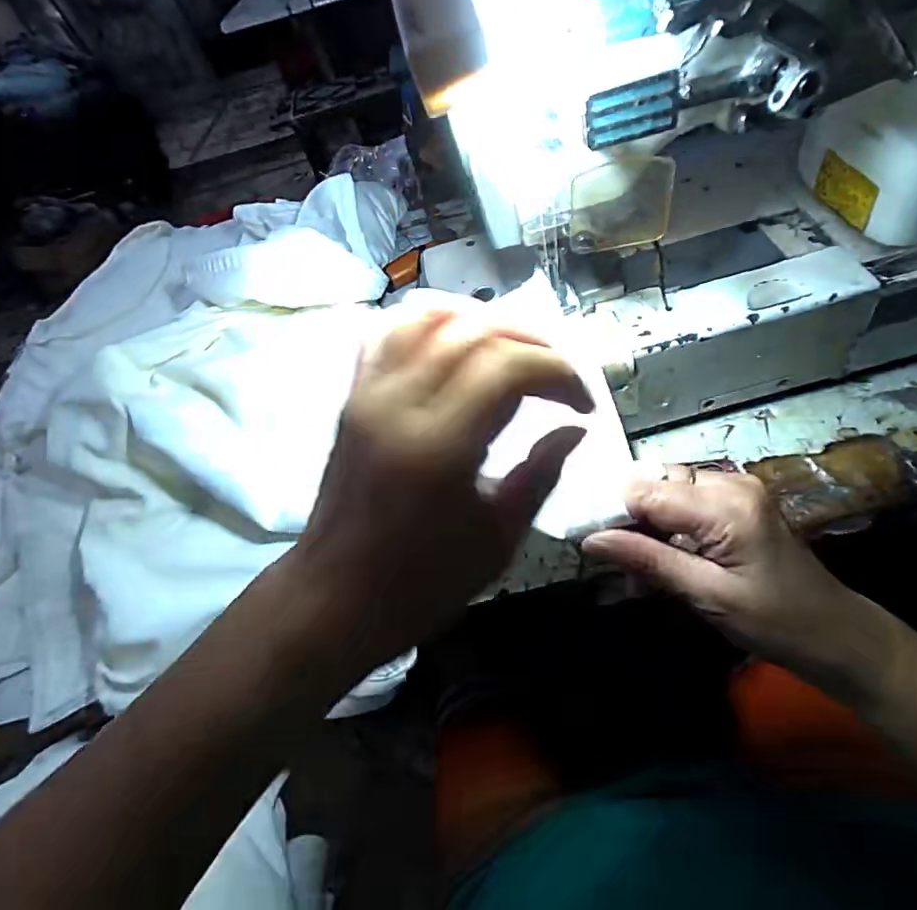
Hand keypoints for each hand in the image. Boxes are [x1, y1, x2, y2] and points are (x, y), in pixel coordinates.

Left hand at [292, 306, 591, 660]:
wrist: (333, 599)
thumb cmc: (420, 583)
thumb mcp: (497, 539)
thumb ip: (540, 474)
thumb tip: (574, 430)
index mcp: (438, 446)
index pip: (509, 368)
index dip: (559, 373)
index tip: (583, 405)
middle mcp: (399, 404)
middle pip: (476, 333)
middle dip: (534, 344)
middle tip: (562, 376)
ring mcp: (369, 394)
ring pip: (431, 318)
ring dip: (486, 323)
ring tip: (519, 351)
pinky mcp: (354, 396)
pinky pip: (391, 332)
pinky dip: (434, 323)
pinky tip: (462, 340)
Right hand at [581, 468, 863, 674]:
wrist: (835, 632)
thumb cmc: (775, 621)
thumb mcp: (706, 596)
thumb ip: (648, 562)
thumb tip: (591, 541)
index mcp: (726, 504)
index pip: (648, 491)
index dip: (612, 512)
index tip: (587, 540)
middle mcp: (731, 483)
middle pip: (658, 483)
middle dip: (630, 518)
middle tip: (615, 562)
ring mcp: (738, 489)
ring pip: (670, 491)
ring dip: (649, 525)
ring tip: (638, 571)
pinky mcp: (740, 501)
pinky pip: (690, 501)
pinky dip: (671, 527)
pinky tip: (663, 560)